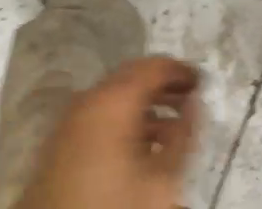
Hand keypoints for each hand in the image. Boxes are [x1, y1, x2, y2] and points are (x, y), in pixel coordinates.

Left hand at [16, 56, 201, 208]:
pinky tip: (138, 146)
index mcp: (114, 100)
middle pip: (132, 77)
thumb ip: (183, 135)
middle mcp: (88, 99)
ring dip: (143, 105)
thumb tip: (195, 104)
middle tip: (189, 101)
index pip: (154, 66)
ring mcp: (69, 120)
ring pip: (114, 97)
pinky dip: (121, 120)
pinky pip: (97, 116)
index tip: (202, 84)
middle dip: (163, 86)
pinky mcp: (58, 143)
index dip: (182, 71)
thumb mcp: (161, 178)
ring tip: (170, 129)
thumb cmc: (115, 204)